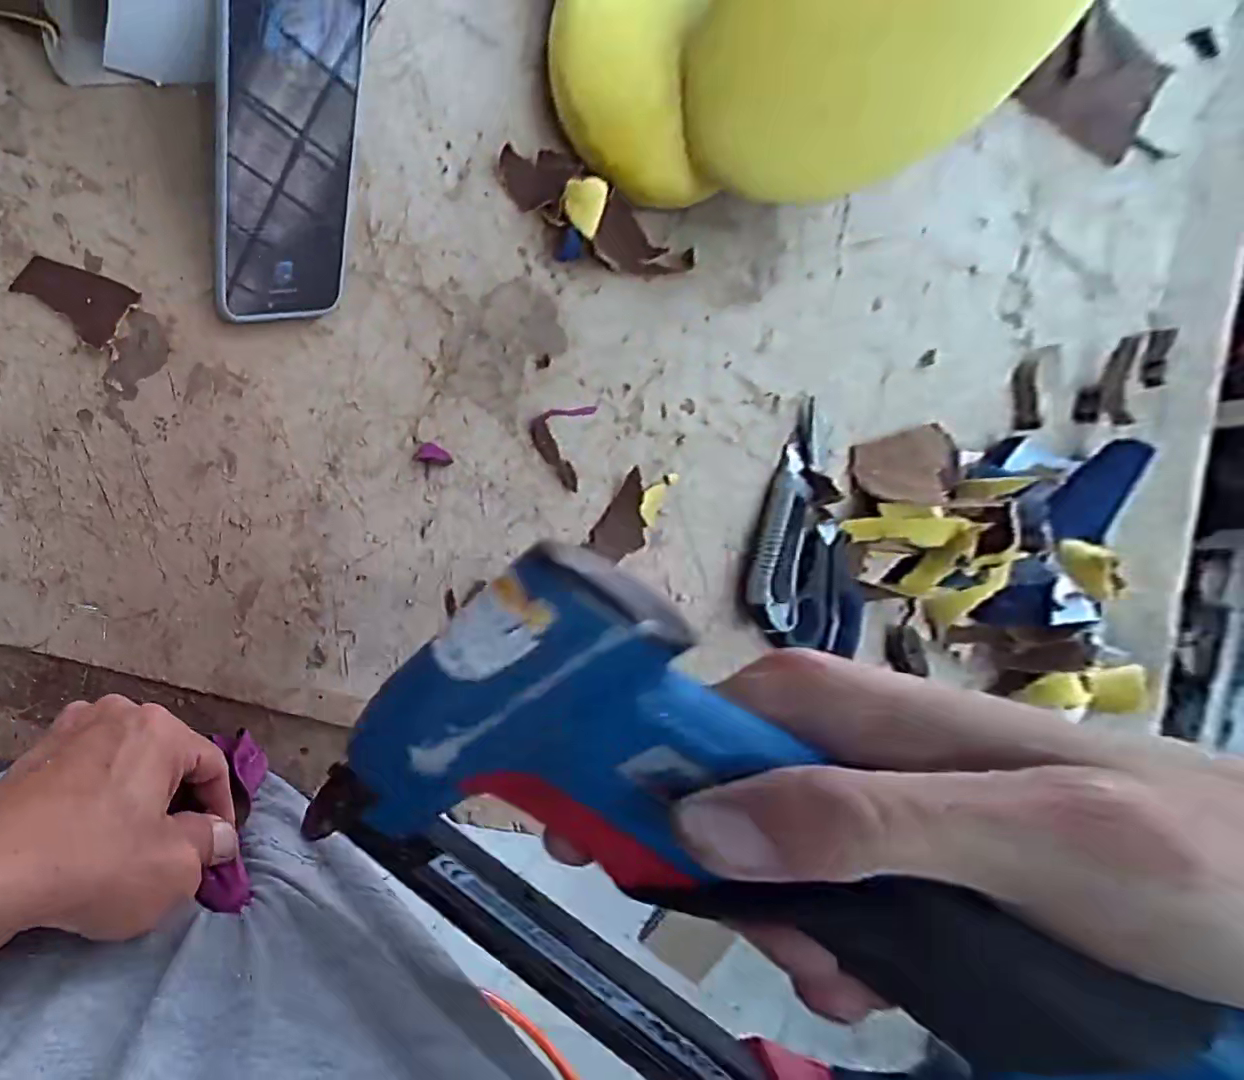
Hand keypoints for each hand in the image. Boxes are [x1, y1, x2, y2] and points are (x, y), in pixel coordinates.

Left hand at [0, 695, 239, 943]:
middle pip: (169, 757)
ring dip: (141, 796)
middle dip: (181, 802)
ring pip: (128, 759)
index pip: (212, 764)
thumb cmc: (95, 862)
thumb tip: (217, 833)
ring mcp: (71, 726)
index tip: (218, 850)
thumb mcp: (173, 868)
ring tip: (133, 841)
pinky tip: (89, 831)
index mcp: (157, 727)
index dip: (224, 809)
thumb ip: (208, 844)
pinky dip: (103, 794)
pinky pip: (90, 767)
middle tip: (179, 848)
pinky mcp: (37, 750)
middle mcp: (117, 712)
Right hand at [667, 650, 1243, 1019]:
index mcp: (806, 698)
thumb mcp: (1038, 835)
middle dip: (710, 874)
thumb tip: (695, 826)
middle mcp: (802, 730)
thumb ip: (862, 820)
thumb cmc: (1194, 851)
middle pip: (696, 792)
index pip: (667, 719)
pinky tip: (859, 980)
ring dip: (768, 918)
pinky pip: (795, 881)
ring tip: (836, 976)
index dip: (617, 775)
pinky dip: (808, 935)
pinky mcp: (866, 837)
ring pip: (741, 847)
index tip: (585, 840)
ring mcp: (834, 786)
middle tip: (775, 943)